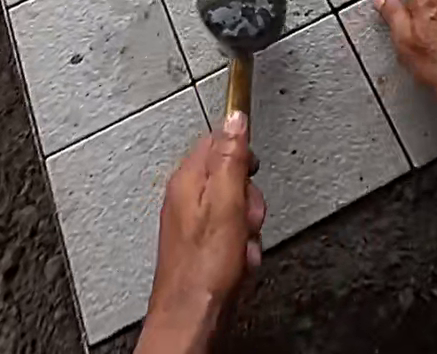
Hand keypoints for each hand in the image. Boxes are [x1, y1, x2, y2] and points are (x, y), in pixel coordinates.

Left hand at [142, 111, 265, 352]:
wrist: (192, 320)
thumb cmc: (204, 267)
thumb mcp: (227, 200)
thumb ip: (232, 156)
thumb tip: (235, 116)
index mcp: (188, 178)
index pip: (220, 137)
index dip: (242, 151)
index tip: (250, 168)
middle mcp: (186, 195)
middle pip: (232, 170)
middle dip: (249, 193)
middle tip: (245, 213)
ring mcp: (193, 219)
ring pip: (237, 200)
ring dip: (248, 220)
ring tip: (241, 239)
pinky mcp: (202, 241)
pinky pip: (233, 226)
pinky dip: (241, 240)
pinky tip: (237, 255)